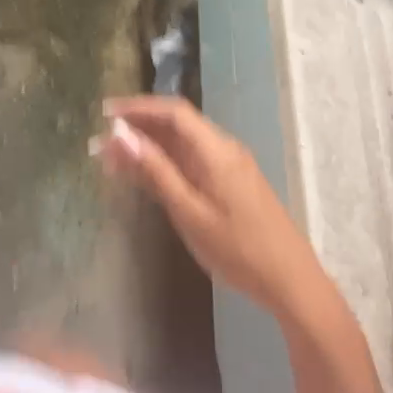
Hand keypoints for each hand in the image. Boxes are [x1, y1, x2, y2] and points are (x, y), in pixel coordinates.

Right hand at [94, 96, 320, 313]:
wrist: (292, 285)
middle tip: (100, 145)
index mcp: (216, 151)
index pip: (173, 112)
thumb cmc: (239, 249)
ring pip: (179, 147)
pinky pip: (189, 164)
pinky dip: (163, 166)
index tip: (104, 113)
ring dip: (146, 150)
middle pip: (174, 127)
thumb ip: (155, 171)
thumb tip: (121, 135)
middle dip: (136, 130)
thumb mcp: (190, 212)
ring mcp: (227, 169)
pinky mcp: (228, 187)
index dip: (137, 107)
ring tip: (111, 162)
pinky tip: (141, 178)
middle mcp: (223, 151)